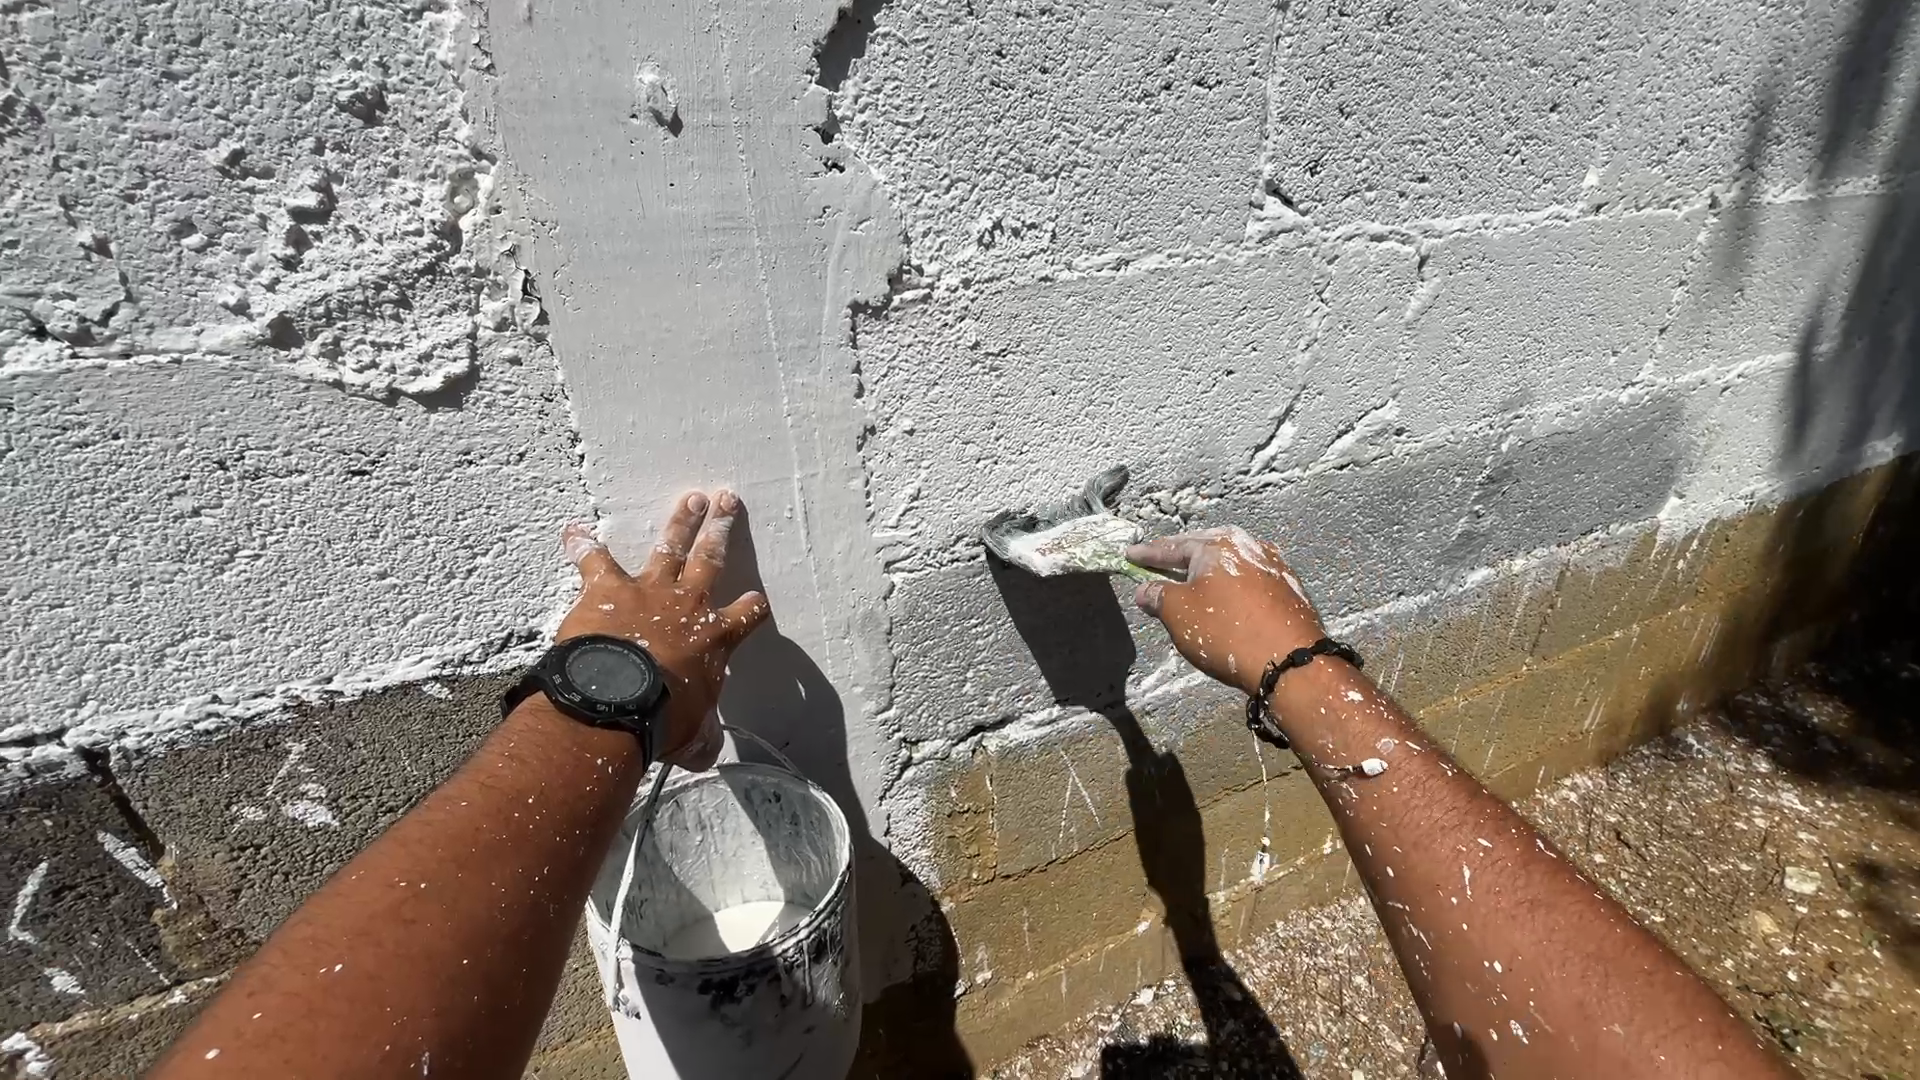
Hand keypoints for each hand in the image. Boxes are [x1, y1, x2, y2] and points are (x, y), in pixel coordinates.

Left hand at [556, 491, 769, 769]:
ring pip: (671, 545)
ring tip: (691, 497)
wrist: (617, 700)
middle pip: (713, 558)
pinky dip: (584, 546)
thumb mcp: (692, 735)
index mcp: (715, 637)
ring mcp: (650, 590)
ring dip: (681, 521)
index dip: (753, 606)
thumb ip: (701, 738)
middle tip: (728, 499)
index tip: (756, 600)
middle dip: (722, 528)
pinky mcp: (609, 588)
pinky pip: (595, 560)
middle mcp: (689, 604)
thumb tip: (706, 754)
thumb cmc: (662, 717)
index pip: (747, 614)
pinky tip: (573, 529)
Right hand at [1126, 527, 1324, 694]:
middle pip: (1203, 549)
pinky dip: (1228, 587)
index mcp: (1217, 545)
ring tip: (1187, 583)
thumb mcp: (1178, 613)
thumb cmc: (1227, 631)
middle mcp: (1248, 546)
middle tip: (1157, 563)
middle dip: (1178, 557)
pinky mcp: (1289, 590)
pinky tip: (1222, 599)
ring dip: (1205, 573)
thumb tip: (1145, 589)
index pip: (1172, 547)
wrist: (1292, 663)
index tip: (1129, 556)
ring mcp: (1273, 566)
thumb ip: (1157, 595)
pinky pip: (1247, 581)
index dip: (1147, 554)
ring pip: (1227, 564)